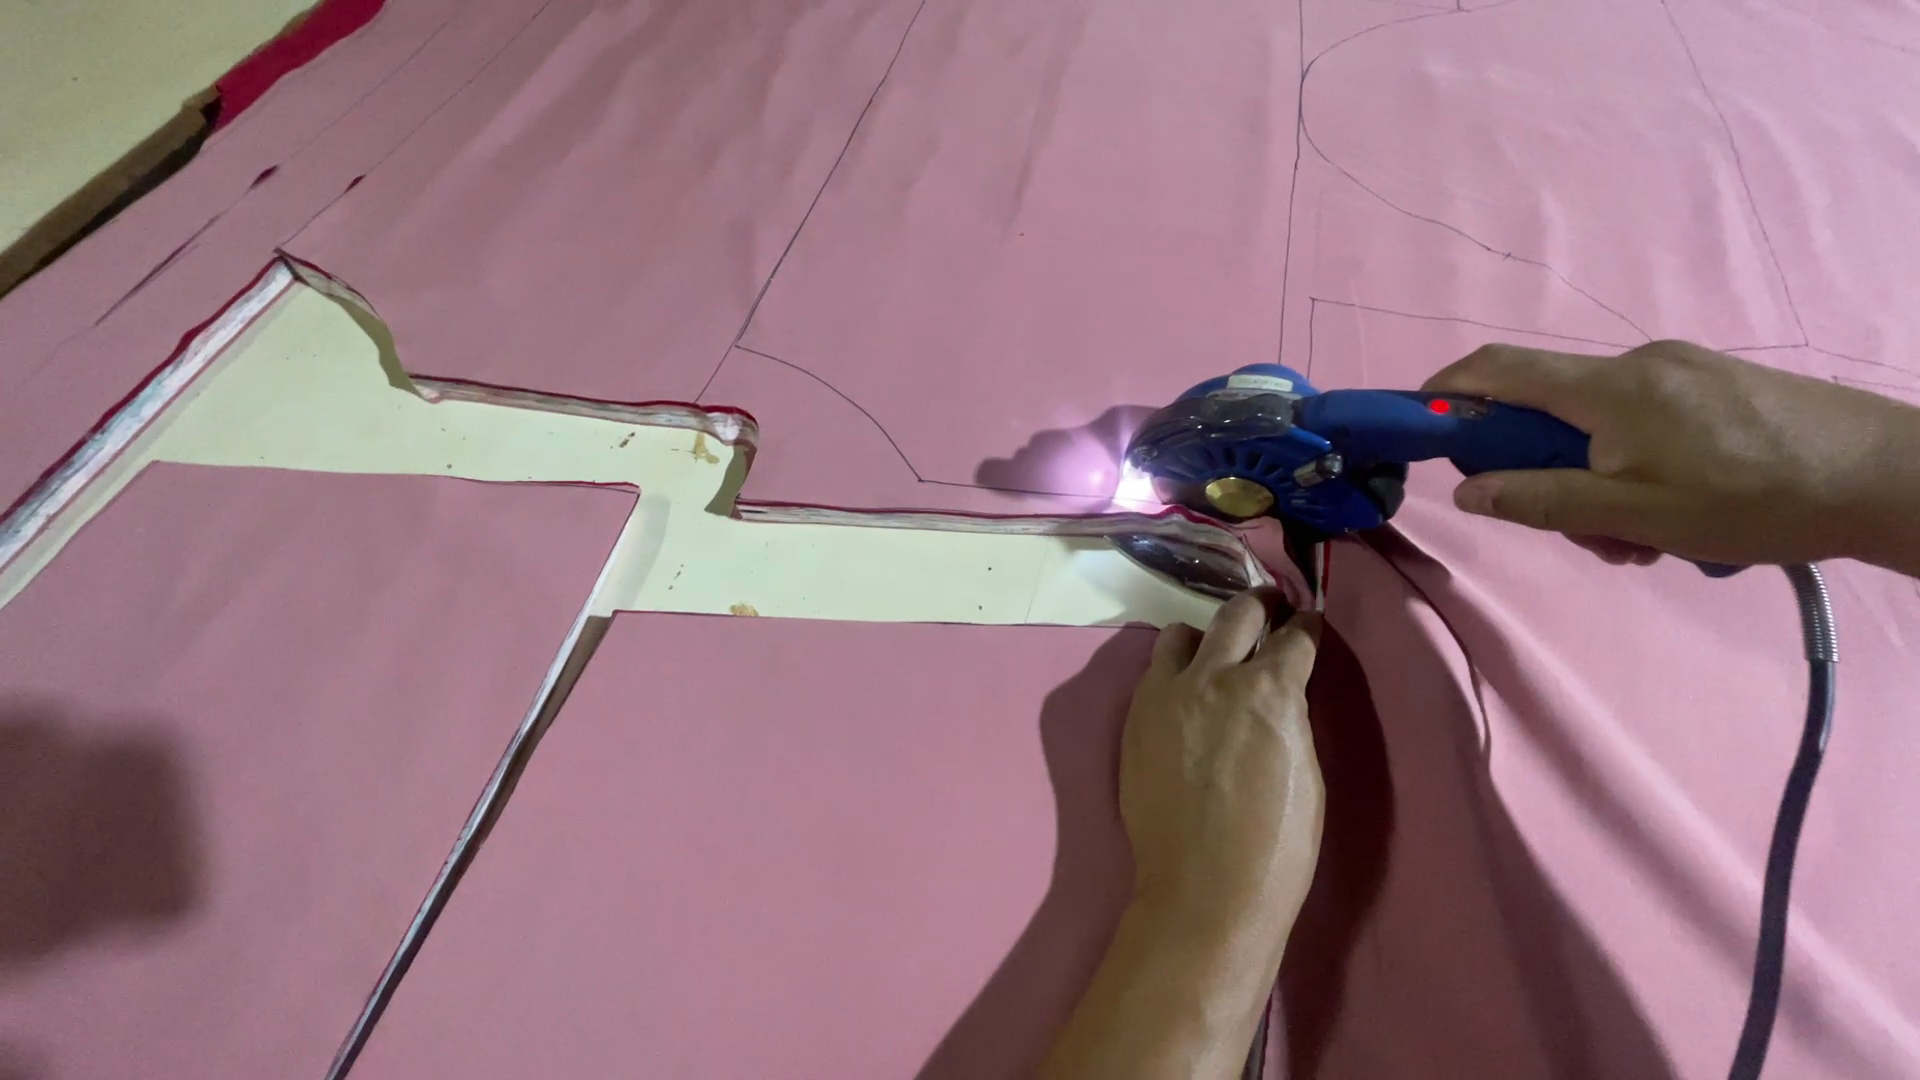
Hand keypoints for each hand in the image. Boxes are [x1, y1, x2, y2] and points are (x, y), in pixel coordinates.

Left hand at [1039, 590, 1322, 1079]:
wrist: (1203, 887)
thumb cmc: (1276, 844)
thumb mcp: (1304, 770)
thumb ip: (1288, 716)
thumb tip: (1279, 691)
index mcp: (1268, 691)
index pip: (1294, 637)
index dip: (1306, 626)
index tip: (1307, 620)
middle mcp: (1213, 677)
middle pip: (1236, 614)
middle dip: (1259, 607)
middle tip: (1268, 610)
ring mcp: (1165, 693)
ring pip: (1180, 634)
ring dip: (1204, 638)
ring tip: (1213, 656)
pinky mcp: (1134, 715)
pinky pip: (1153, 673)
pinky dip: (1173, 673)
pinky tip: (1183, 696)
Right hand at [1423, 339, 1919, 568]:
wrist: (1905, 479)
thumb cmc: (1756, 498)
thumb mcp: (1632, 514)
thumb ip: (1539, 500)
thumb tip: (1465, 491)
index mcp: (1608, 388)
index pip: (1498, 369)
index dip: (1446, 390)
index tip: (1418, 423)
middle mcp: (1636, 365)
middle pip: (1544, 407)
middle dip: (1534, 465)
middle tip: (1566, 521)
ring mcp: (1679, 371)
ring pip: (1592, 423)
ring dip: (1587, 478)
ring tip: (1633, 535)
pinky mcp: (1713, 385)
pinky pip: (1636, 422)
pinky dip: (1625, 465)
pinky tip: (1665, 510)